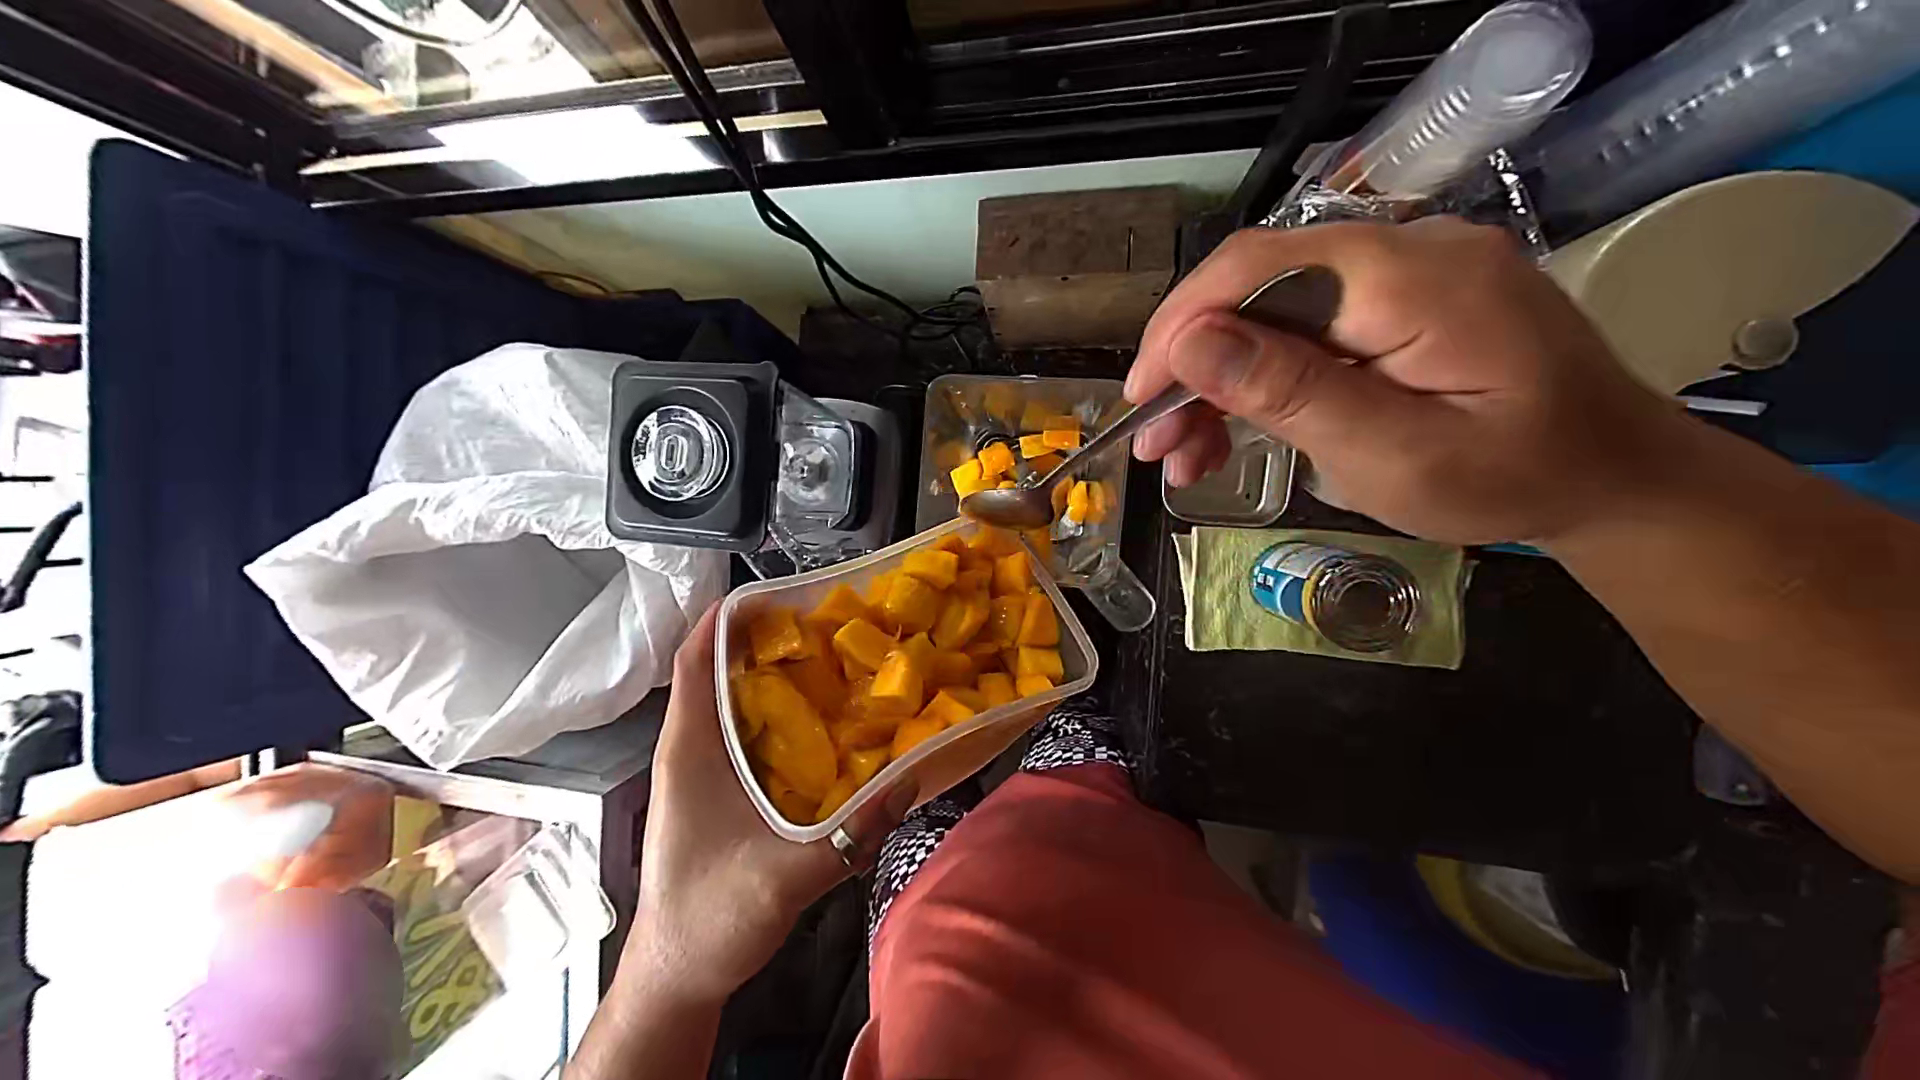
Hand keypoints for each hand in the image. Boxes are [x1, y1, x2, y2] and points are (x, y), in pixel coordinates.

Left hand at [620, 603, 914, 1007]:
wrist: (676, 976)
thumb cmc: (711, 917)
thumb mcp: (788, 875)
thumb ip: (852, 832)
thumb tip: (911, 780)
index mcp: (690, 749)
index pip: (694, 662)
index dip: (723, 619)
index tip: (772, 591)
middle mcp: (691, 749)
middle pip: (717, 672)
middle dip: (763, 639)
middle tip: (821, 620)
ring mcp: (701, 771)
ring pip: (732, 703)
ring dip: (771, 675)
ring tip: (828, 657)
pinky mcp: (716, 792)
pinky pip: (744, 733)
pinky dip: (776, 713)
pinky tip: (820, 720)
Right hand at [1126, 218, 1701, 545]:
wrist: (1608, 478)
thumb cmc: (1509, 479)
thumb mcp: (1391, 453)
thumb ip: (1292, 392)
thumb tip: (1192, 343)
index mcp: (1413, 279)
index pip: (1259, 267)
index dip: (1182, 325)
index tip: (1141, 396)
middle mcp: (1404, 253)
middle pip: (1254, 290)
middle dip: (1189, 367)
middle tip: (1155, 440)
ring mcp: (1399, 276)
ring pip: (1266, 315)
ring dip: (1214, 384)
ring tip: (1182, 456)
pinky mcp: (1391, 305)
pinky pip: (1299, 331)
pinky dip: (1254, 383)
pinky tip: (1224, 434)